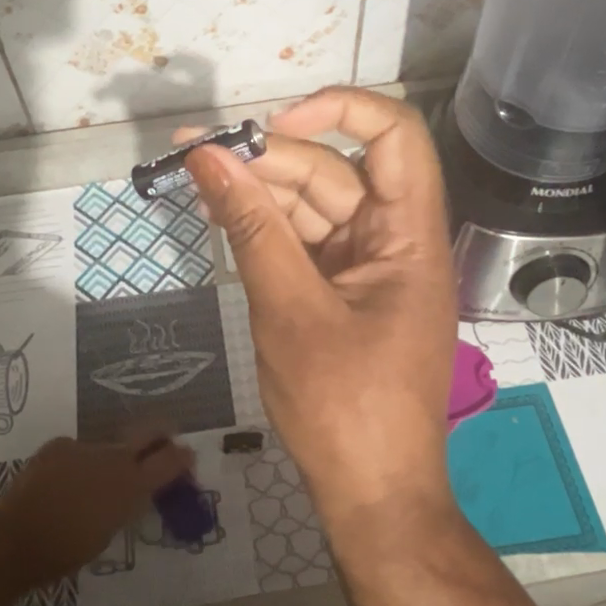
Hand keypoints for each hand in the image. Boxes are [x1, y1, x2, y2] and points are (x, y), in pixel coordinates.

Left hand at [0, 428, 194, 585]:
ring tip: (97, 483)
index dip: (182, 457)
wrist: (13, 540)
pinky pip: (79, 451)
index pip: (170, 460)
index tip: (189, 457)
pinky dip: (79, 464)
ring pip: (109, 446)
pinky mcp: (59, 445)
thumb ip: (124, 506)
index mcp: (131, 485)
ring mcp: (84, 447)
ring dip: (111, 459)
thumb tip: (131, 494)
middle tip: (165, 443)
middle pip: (149, 432)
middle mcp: (113, 458)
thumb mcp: (107, 533)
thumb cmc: (64, 552)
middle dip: (161, 435)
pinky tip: (65, 484)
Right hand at [177, 87, 458, 523]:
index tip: (274, 123)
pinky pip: (304, 244)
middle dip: (269, 159)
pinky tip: (221, 216)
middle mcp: (394, 240)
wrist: (371, 495)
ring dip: (258, 192)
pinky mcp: (342, 294)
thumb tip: (208, 157)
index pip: (394, 137)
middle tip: (196, 154)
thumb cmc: (343, 406)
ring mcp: (367, 269)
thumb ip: (250, 228)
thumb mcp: (289, 310)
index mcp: (409, 236)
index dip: (341, 110)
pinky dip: (265, 230)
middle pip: (336, 172)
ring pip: (313, 207)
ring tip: (196, 178)